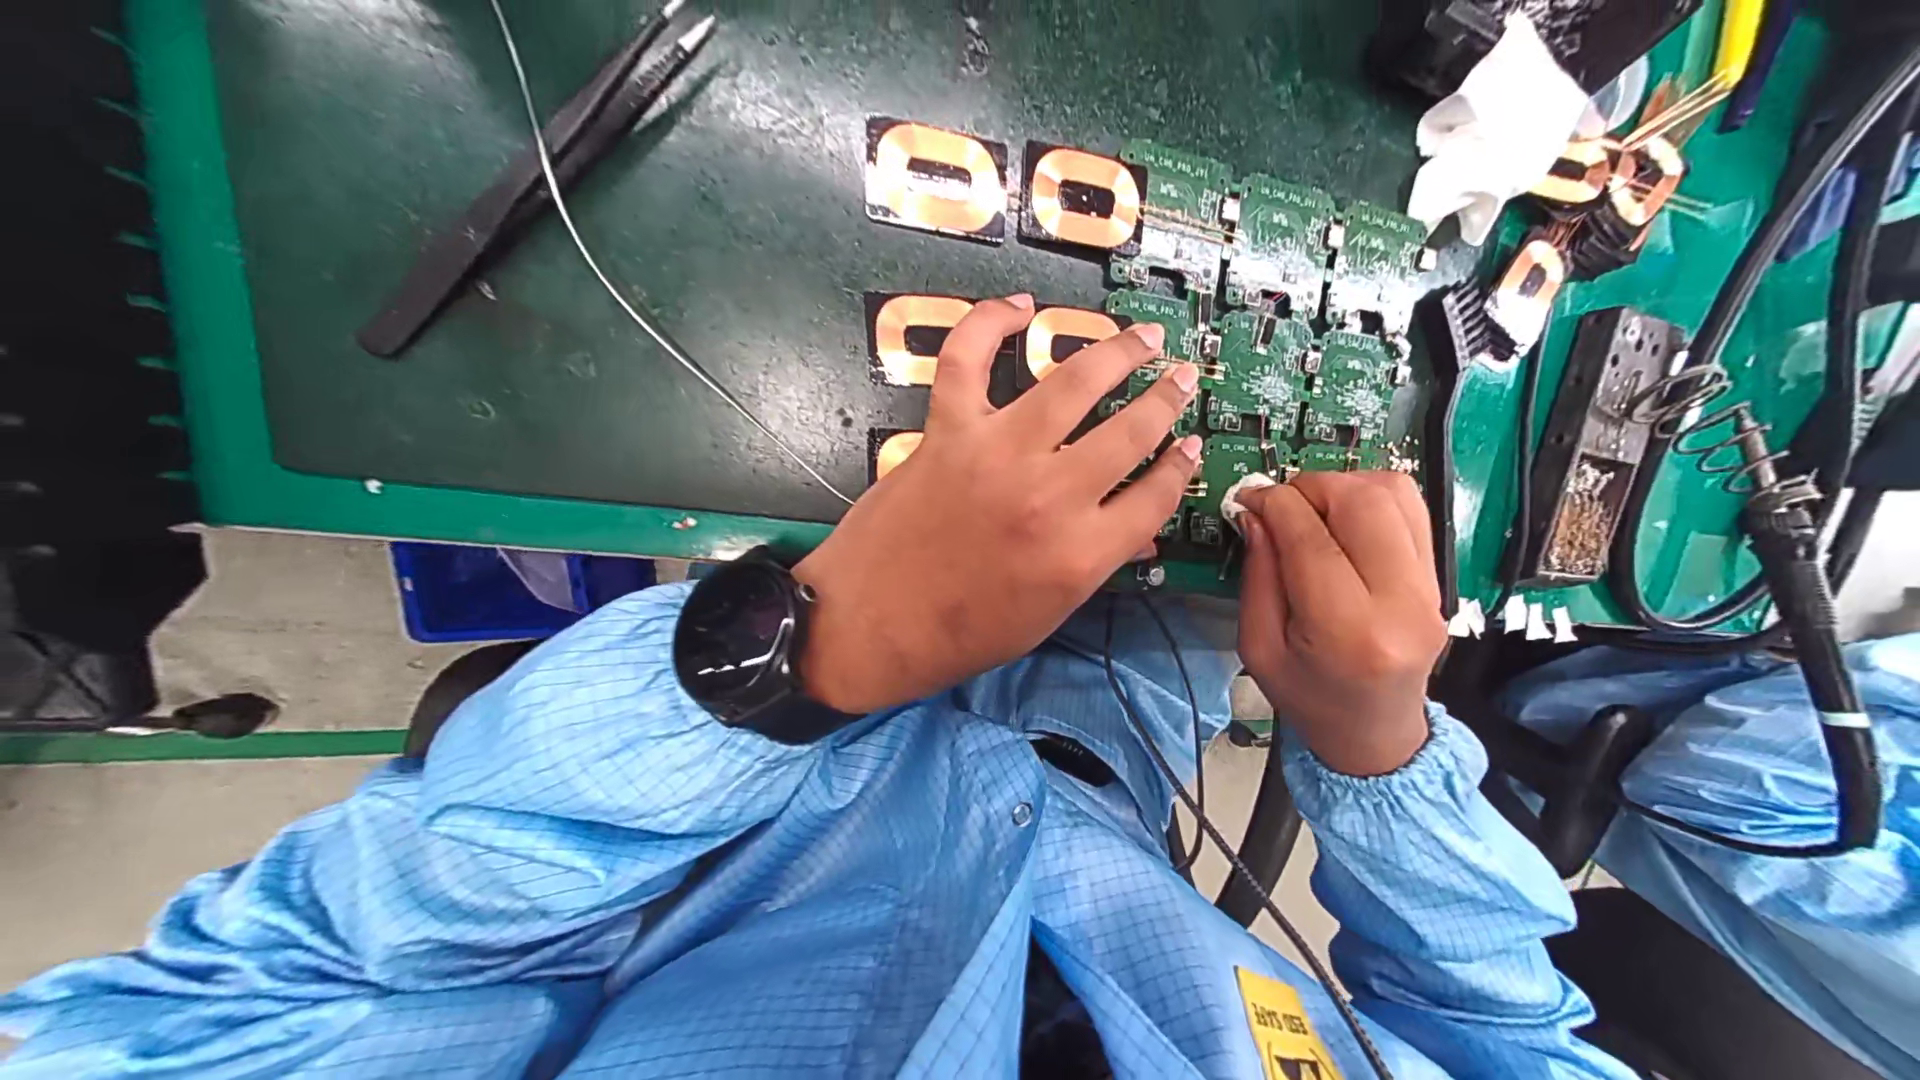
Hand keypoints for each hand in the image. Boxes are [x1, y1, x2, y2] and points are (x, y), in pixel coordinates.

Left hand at [793, 294, 1202, 712]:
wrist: (870, 627)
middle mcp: (1051, 495)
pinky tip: (1021, 306)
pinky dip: (989, 322)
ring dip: (1118, 351)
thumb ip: (1094, 565)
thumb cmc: (959, 635)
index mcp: (1082, 553)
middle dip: (1168, 398)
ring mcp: (997, 455)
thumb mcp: (1045, 614)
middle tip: (1181, 376)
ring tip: (1143, 336)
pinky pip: (967, 360)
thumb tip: (1136, 531)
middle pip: (1131, 431)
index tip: (1190, 445)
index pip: (1157, 495)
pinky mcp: (947, 432)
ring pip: (1073, 383)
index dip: (1181, 466)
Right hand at [1234, 472, 1446, 774]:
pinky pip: (1412, 510)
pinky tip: (1341, 514)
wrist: (1374, 731)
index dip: (1274, 505)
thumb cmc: (1306, 696)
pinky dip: (1371, 497)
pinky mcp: (1440, 579)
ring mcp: (1430, 589)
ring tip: (1310, 506)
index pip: (1311, 540)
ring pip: (1396, 495)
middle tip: (1279, 500)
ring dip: (1344, 485)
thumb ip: (1258, 576)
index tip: (1248, 497)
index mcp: (1347, 630)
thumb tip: (1256, 514)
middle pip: (1363, 504)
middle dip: (1311, 486)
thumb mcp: (1258, 646)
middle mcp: (1401, 603)